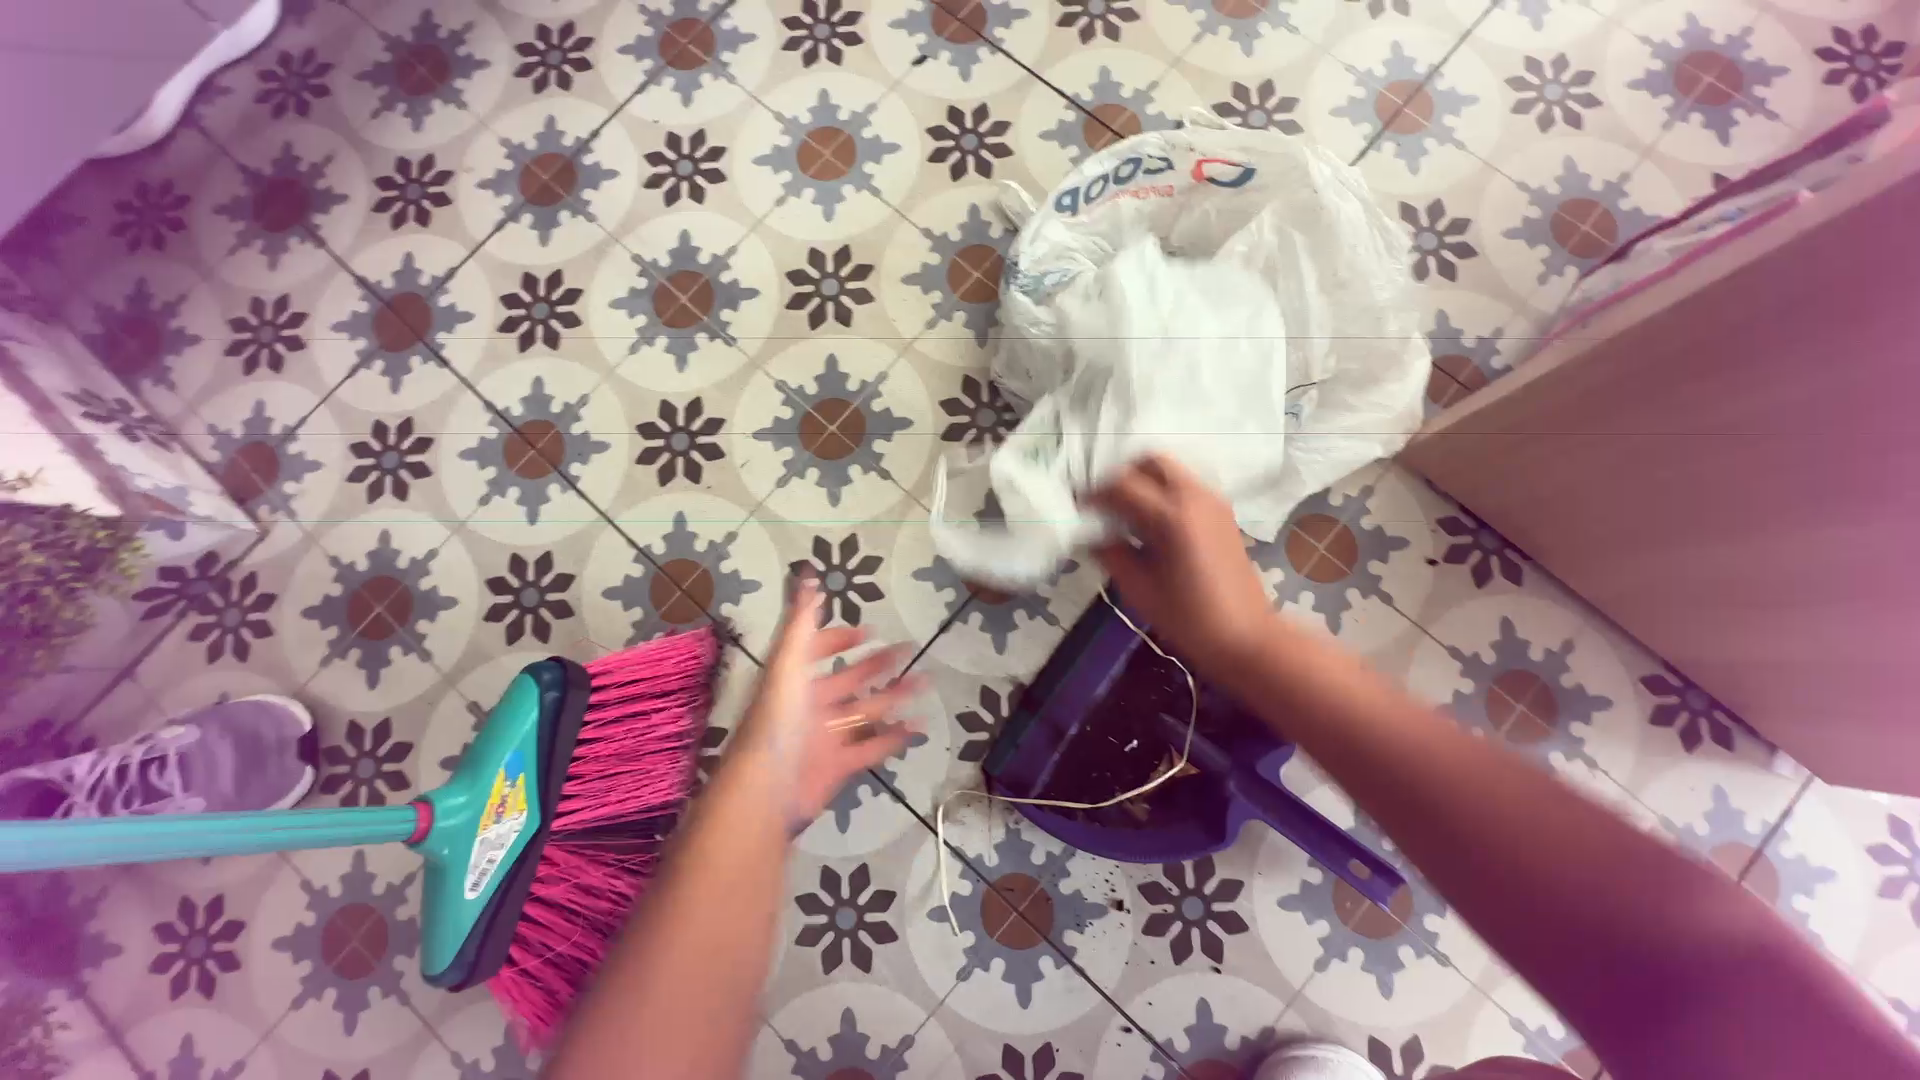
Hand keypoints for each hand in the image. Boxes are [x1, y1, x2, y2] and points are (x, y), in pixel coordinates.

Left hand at [729, 577, 923, 828]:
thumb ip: (802, 623)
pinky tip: (919, 725)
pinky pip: (872, 747)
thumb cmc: (776, 721)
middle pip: (849, 680)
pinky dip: (895, 737)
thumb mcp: (787, 664)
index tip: (868, 630)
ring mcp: (826, 736)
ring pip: (866, 711)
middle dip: (877, 664)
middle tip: (909, 649)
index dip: (838, 638)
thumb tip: (810, 576)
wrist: (767, 789)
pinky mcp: (839, 765)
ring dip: (894, 695)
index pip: (816, 651)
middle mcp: (810, 706)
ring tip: (925, 682)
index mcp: (793, 680)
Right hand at [1086, 454, 1280, 675]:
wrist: (1245, 635)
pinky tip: (1149, 520)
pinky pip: (1184, 483)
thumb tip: (1088, 533)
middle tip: (1102, 501)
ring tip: (1123, 510)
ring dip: (1142, 480)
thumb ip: (1110, 552)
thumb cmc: (1188, 618)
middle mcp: (1194, 495)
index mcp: (1171, 515)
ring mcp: (1212, 499)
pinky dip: (1161, 490)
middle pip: (1149, 460)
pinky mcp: (1222, 510)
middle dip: (1120, 474)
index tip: (1076, 507)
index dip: (1092, 493)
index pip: (1120, 484)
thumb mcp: (1138, 588)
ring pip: (1169, 468)